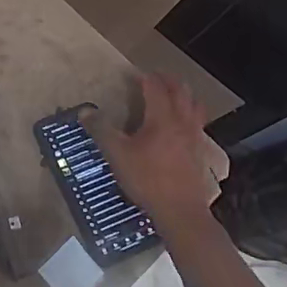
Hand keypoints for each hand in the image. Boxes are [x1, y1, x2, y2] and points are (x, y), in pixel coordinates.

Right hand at [86, 74, 218, 234]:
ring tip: (176, 94)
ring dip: (185, 95)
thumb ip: (101, 131)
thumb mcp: (117, 155)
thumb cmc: (147, 179)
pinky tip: (184, 126)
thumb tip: (85, 111)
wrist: (180, 210)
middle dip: (168, 80)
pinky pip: (199, 124)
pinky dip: (192, 115)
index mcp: (162, 117)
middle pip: (180, 91)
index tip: (135, 75)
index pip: (155, 87)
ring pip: (195, 106)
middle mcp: (182, 121)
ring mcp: (195, 136)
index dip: (145, 78)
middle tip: (157, 77)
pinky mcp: (201, 152)